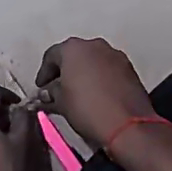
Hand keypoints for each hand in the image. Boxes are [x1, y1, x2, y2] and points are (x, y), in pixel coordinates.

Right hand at [34, 37, 157, 147]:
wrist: (127, 125)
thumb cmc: (89, 110)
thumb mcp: (61, 103)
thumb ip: (51, 93)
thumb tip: (49, 93)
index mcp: (73, 49)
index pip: (51, 56)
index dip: (44, 73)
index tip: (42, 87)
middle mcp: (95, 45)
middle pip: (73, 55)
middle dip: (64, 71)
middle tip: (57, 89)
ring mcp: (114, 55)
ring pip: (92, 60)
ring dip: (83, 74)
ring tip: (77, 94)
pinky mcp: (129, 68)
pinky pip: (108, 69)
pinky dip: (100, 78)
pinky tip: (95, 95)